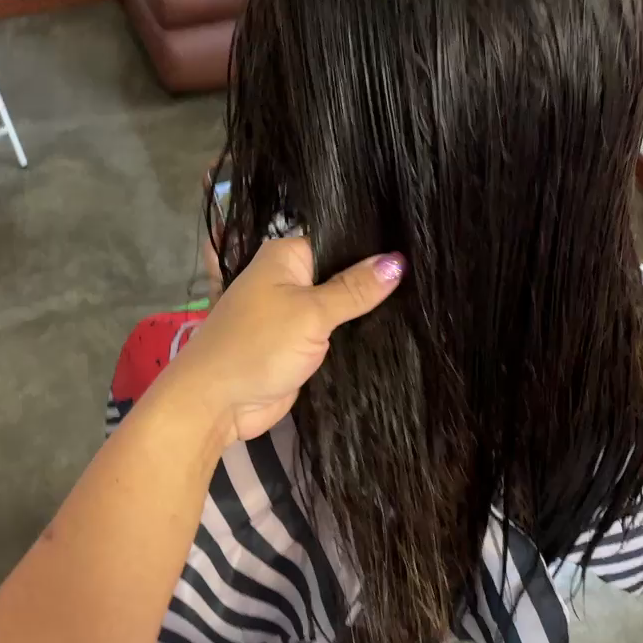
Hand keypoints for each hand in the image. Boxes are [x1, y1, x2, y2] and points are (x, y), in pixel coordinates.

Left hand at [154, 237, 404, 446]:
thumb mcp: (311, 314)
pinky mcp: (298, 346)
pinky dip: (353, 336)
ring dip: (366, 312)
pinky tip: (394, 331)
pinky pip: (333, 334)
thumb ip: (354, 289)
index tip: (419, 249)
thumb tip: (398, 261)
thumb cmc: (257, 346)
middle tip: (426, 281)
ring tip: (420, 303)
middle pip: (341, 274)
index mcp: (285, 256)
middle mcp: (288, 280)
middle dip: (374, 282)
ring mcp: (293, 315)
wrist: (216, 402)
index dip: (375, 247)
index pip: (340, 240)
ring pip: (339, 307)